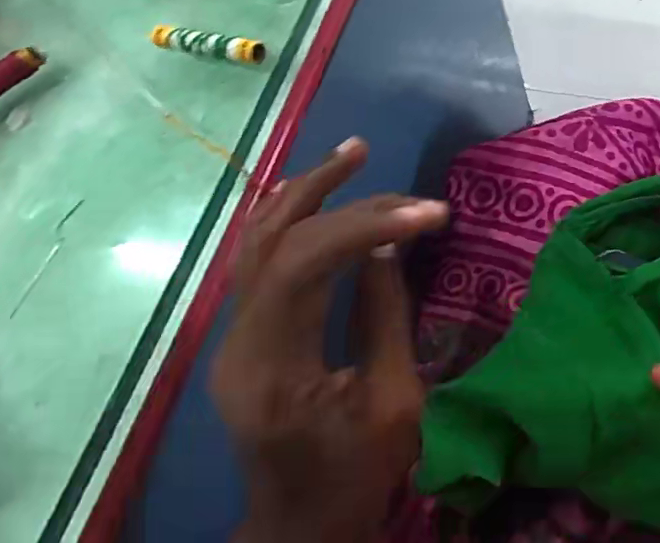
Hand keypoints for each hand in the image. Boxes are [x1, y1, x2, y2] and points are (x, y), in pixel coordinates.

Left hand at [213, 139, 449, 542]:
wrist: (299, 531)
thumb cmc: (356, 481)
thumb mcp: (395, 405)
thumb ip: (386, 315)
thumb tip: (385, 244)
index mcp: (273, 369)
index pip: (304, 265)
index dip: (365, 225)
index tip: (427, 212)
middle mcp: (238, 341)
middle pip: (276, 239)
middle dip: (337, 196)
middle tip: (379, 163)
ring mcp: (232, 334)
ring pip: (257, 237)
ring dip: (306, 190)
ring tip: (350, 154)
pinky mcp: (243, 330)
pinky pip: (260, 255)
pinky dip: (292, 214)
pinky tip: (318, 190)